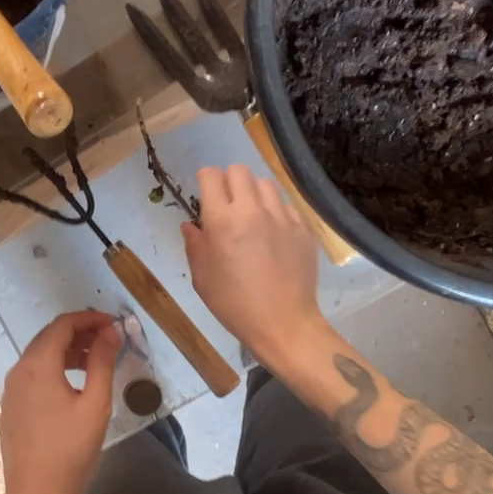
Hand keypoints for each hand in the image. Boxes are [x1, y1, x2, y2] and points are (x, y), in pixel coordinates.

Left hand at [0, 311, 121, 493]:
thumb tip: (110, 332)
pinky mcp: (11, 408)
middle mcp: (19, 371)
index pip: (63, 325)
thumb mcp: (95, 404)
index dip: (89, 319)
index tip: (114, 325)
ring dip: (68, 352)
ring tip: (96, 362)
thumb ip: (102, 362)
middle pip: (49, 337)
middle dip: (80, 333)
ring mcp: (11, 391)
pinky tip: (73, 387)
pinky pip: (33, 376)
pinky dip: (55, 369)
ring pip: (40, 357)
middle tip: (109, 340)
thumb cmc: (70, 451)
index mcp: (38, 365)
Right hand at [184, 165, 329, 365]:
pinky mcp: (302, 227)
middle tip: (227, 202)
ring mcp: (281, 216)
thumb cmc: (235, 304)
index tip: (205, 192)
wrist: (283, 323)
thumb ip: (195, 246)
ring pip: (265, 183)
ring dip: (254, 192)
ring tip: (252, 214)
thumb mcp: (203, 278)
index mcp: (222, 221)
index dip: (205, 180)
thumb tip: (190, 226)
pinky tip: (273, 232)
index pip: (211, 176)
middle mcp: (252, 210)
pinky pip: (286, 205)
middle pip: (239, 170)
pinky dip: (276, 211)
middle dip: (229, 180)